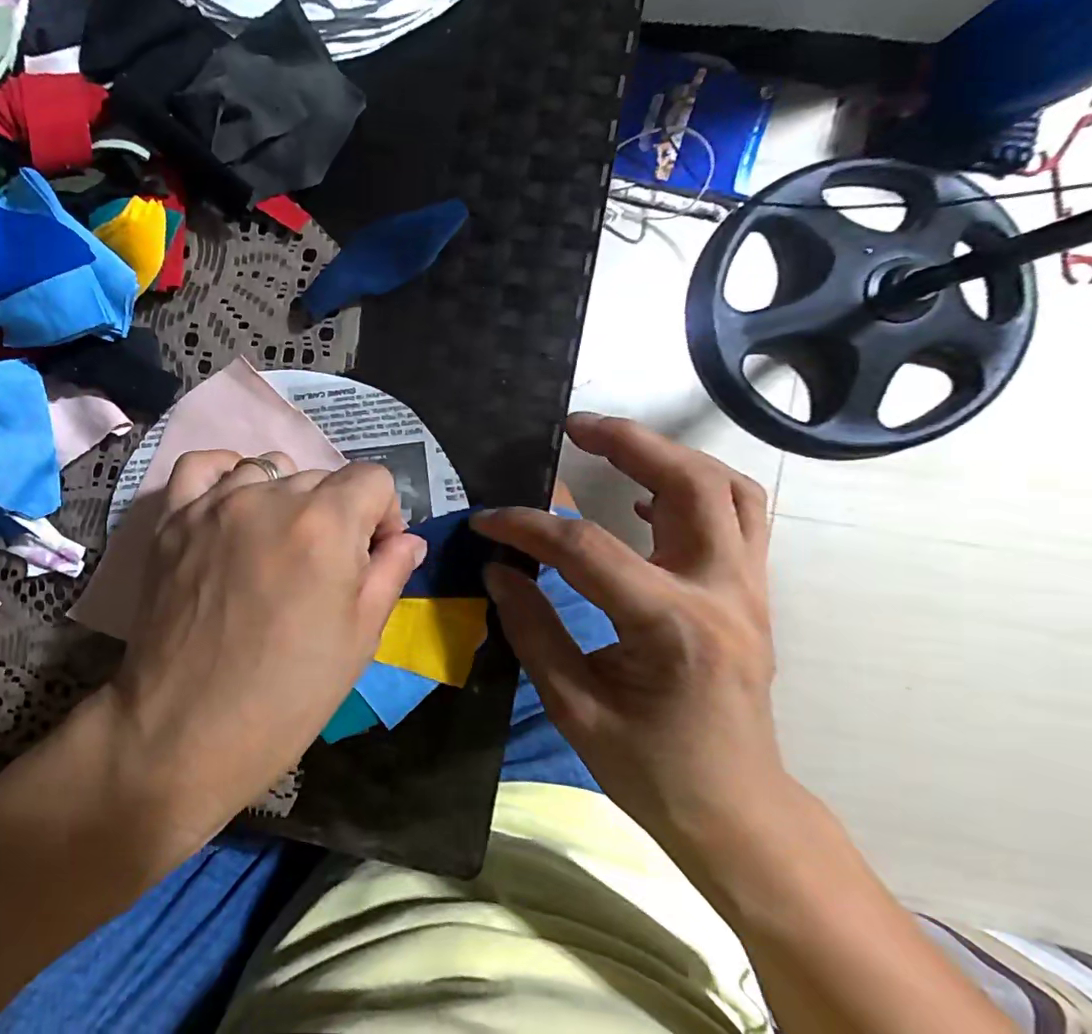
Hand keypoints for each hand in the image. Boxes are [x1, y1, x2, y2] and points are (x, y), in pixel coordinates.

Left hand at [105, 452, 426, 833]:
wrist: (188, 725)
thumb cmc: (286, 695)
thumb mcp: (358, 640)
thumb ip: (388, 574)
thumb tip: (406, 538)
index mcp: (324, 523)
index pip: (370, 479)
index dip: (382, 515)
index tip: (372, 555)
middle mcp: (266, 497)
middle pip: (318, 477)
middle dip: (334, 514)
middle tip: (320, 568)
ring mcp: (211, 505)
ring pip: (263, 470)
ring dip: (281, 498)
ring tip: (273, 547)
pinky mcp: (170, 520)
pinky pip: (199, 468)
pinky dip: (221, 473)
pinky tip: (231, 503)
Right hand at [473, 413, 782, 849]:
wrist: (734, 807)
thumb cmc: (646, 765)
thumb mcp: (570, 702)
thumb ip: (532, 626)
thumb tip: (498, 569)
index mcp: (672, 626)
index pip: (587, 549)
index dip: (526, 527)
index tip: (485, 521)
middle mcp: (723, 594)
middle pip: (693, 487)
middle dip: (630, 445)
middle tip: (573, 426)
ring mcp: (748, 592)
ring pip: (731, 493)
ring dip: (671, 457)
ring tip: (611, 443)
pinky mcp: (748, 596)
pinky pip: (734, 520)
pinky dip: (692, 490)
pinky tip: (641, 496)